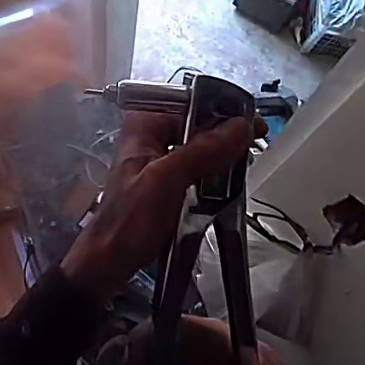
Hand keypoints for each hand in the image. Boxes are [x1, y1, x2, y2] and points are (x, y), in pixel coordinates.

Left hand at [59, 111, 253, 299]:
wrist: (110, 260)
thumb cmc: (130, 220)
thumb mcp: (167, 180)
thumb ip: (203, 151)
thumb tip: (240, 127)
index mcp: (144, 124)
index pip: (192, 105)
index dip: (223, 112)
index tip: (253, 125)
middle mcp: (150, 134)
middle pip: (198, 124)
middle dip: (226, 135)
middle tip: (254, 146)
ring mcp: (157, 157)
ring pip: (199, 146)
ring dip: (223, 154)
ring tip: (244, 164)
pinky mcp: (165, 180)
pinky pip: (196, 166)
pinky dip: (214, 171)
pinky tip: (228, 181)